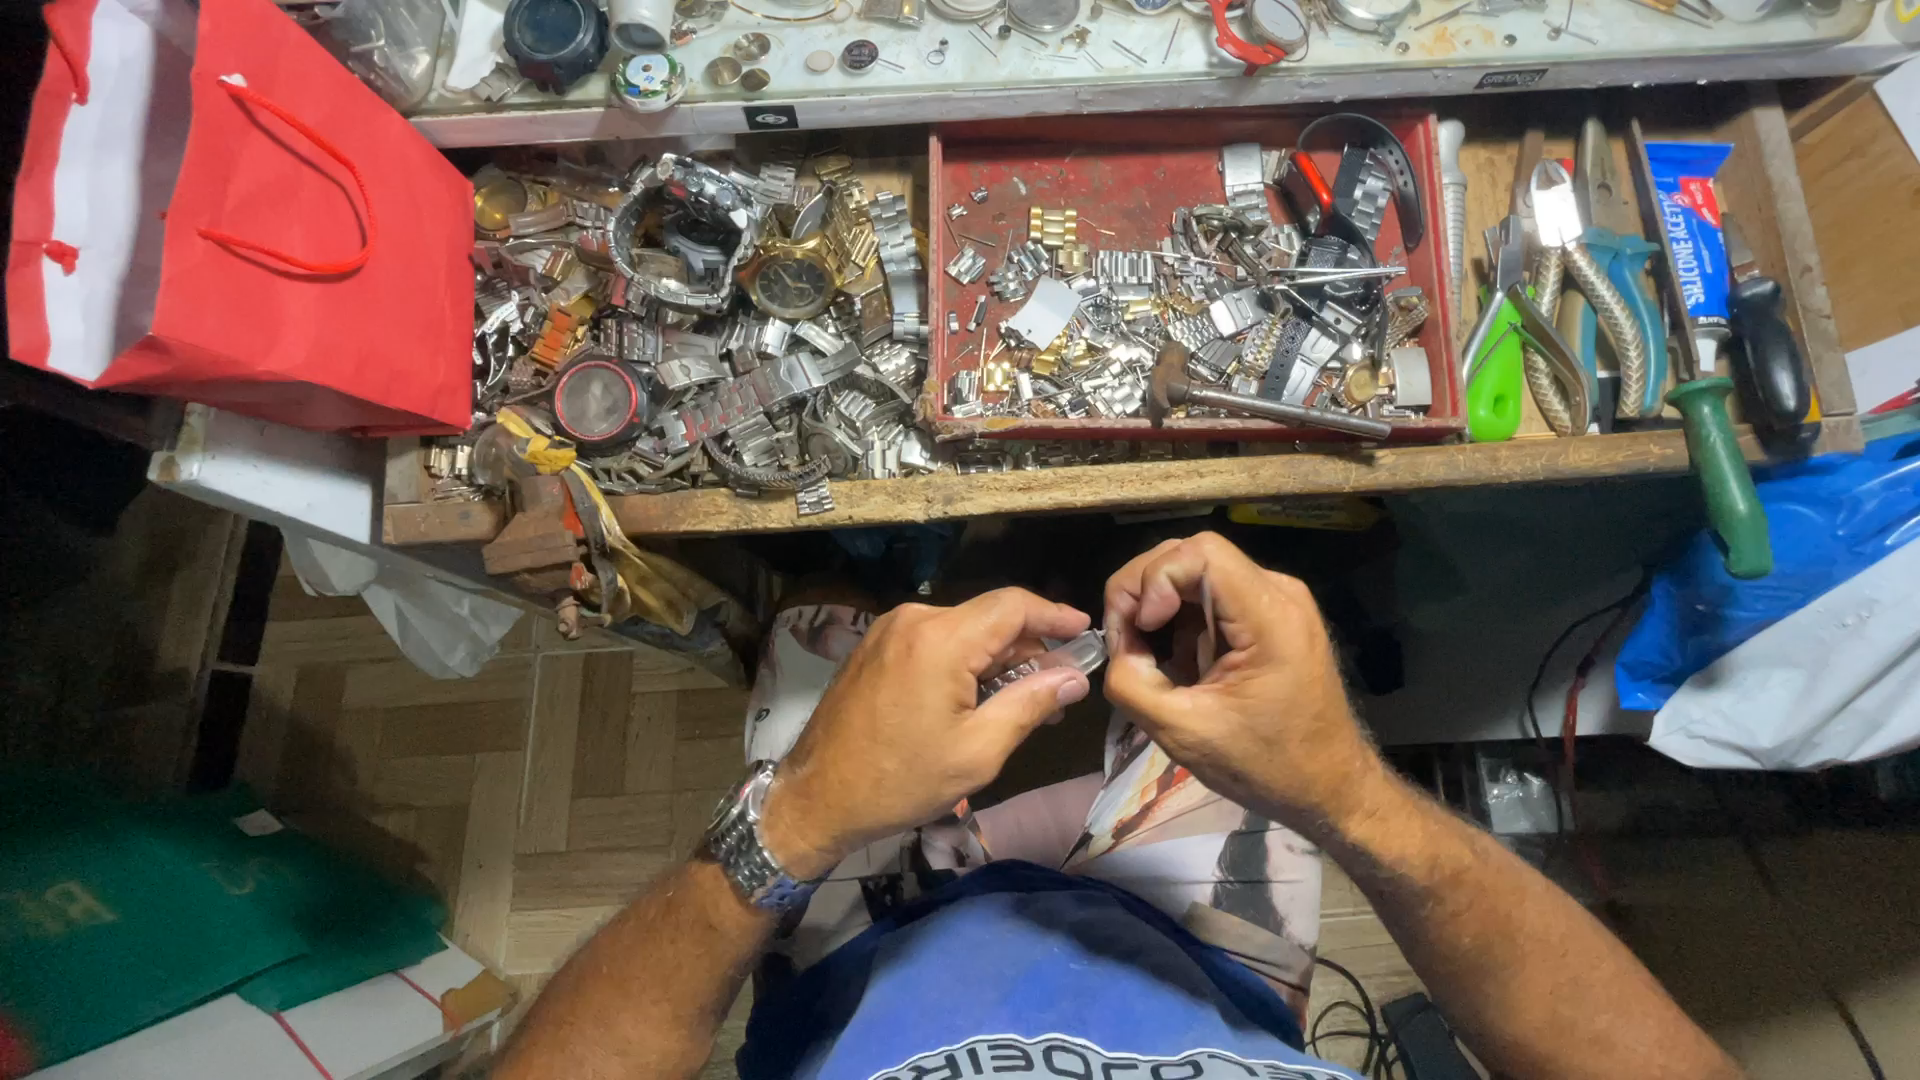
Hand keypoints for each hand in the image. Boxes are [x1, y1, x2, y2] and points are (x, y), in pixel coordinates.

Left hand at [761, 588, 1093, 878]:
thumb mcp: (977, 751)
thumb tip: (1074, 678)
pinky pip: (934, 640)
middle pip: (988, 618)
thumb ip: (1030, 704)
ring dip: (995, 659)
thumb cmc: (900, 781)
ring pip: (962, 630)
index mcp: (940, 638)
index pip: (1012, 606)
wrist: (815, 798)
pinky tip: (978, 696)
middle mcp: (913, 619)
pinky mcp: (875, 646)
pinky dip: (963, 661)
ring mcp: (889, 630)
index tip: (1084, 630)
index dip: (1054, 614)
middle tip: (1058, 688)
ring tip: (1022, 700)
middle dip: (1028, 648)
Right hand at [1102, 532, 1388, 835]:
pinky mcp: (1264, 616)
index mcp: (1270, 616)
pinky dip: (1175, 616)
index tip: (1142, 628)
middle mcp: (1277, 593)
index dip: (1155, 579)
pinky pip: (1207, 595)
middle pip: (1190, 554)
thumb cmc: (1266, 765)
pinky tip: (1170, 656)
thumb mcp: (1183, 733)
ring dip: (1156, 603)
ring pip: (1194, 571)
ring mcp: (1273, 601)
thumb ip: (1132, 684)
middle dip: (1144, 589)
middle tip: (1125, 639)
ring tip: (1142, 651)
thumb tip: (1115, 649)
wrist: (1329, 789)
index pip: (1199, 553)